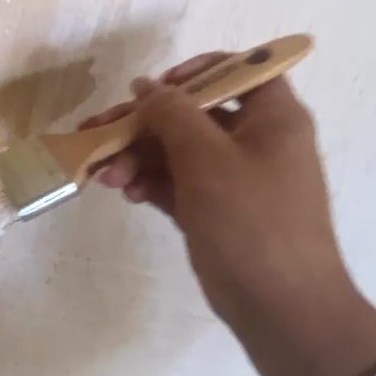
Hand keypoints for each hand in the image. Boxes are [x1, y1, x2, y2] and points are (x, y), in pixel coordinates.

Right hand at [77, 54, 375, 375]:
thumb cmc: (251, 221)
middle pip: (191, 115)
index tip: (156, 89)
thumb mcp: (207, 158)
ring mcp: (233, 178)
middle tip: (96, 134)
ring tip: (106, 178)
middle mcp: (254, 141)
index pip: (240, 70)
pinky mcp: (213, 209)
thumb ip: (172, 115)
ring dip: (137, 157)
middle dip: (142, 125)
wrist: (279, 305)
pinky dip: (149, 183)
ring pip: (175, 151)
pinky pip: (175, 182)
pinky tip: (127, 193)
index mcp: (272, 117)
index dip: (196, 72)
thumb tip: (145, 86)